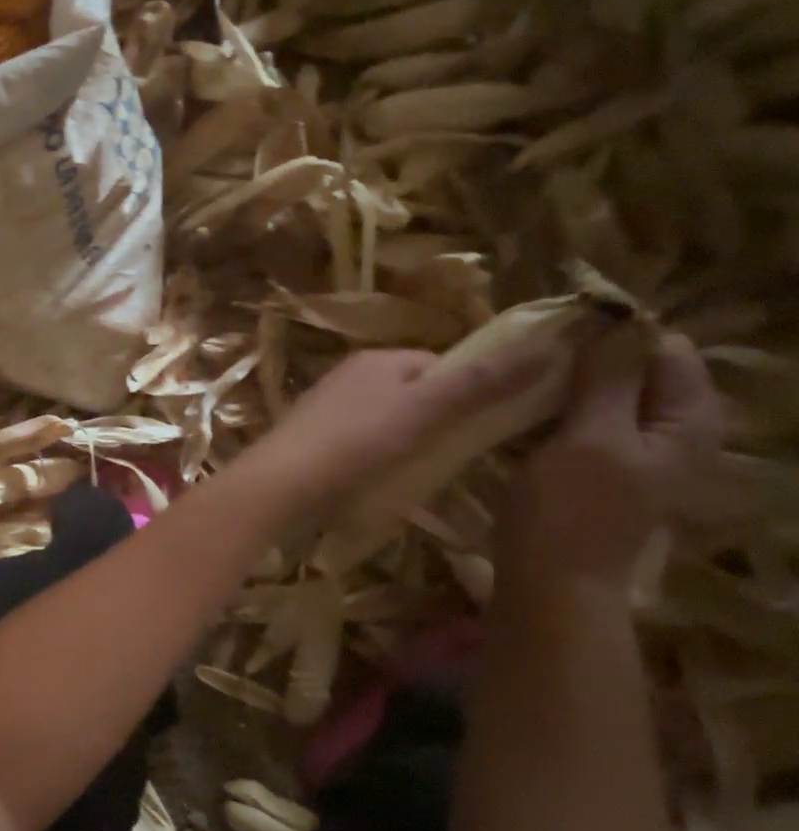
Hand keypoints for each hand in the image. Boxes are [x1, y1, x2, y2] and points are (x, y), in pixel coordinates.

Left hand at [251, 342, 555, 500]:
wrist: (281, 482)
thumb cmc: (357, 439)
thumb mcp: (427, 407)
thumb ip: (482, 381)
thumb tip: (551, 348)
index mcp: (377, 358)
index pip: (441, 362)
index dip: (472, 387)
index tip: (494, 420)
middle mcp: (350, 376)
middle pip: (415, 392)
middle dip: (442, 417)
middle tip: (464, 450)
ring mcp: (328, 410)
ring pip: (389, 420)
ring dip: (413, 441)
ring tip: (429, 469)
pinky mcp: (314, 443)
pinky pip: (363, 444)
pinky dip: (381, 457)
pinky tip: (388, 479)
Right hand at [495, 332, 723, 593]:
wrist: (549, 584)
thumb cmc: (571, 512)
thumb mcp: (590, 438)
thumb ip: (608, 379)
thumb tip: (613, 319)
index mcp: (688, 419)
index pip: (663, 347)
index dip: (612, 335)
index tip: (554, 334)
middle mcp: (668, 429)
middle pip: (630, 370)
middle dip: (578, 360)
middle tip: (525, 359)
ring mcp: (628, 451)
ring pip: (595, 396)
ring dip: (555, 387)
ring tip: (512, 383)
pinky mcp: (591, 468)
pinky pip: (573, 422)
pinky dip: (546, 413)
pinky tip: (511, 414)